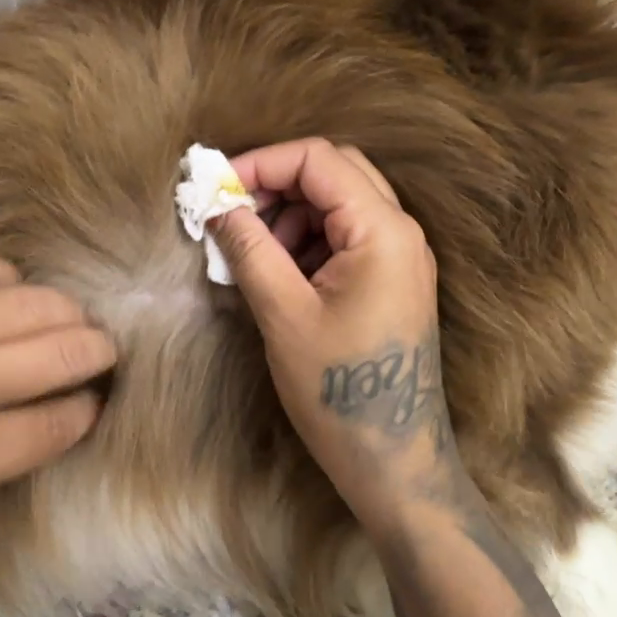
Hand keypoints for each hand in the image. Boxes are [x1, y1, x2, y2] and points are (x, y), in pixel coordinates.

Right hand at [209, 139, 449, 527]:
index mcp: (383, 231)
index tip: (216, 189)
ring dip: (290, 215)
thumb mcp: (282, 313)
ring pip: (337, 203)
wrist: (390, 457)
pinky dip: (306, 241)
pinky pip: (345, 236)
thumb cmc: (336, 387)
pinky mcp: (391, 280)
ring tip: (253, 255)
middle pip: (333, 172)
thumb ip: (248, 247)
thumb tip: (216, 203)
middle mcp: (400, 232)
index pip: (318, 159)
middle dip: (276, 185)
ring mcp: (400, 256)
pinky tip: (278, 274)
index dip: (261, 163)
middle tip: (233, 216)